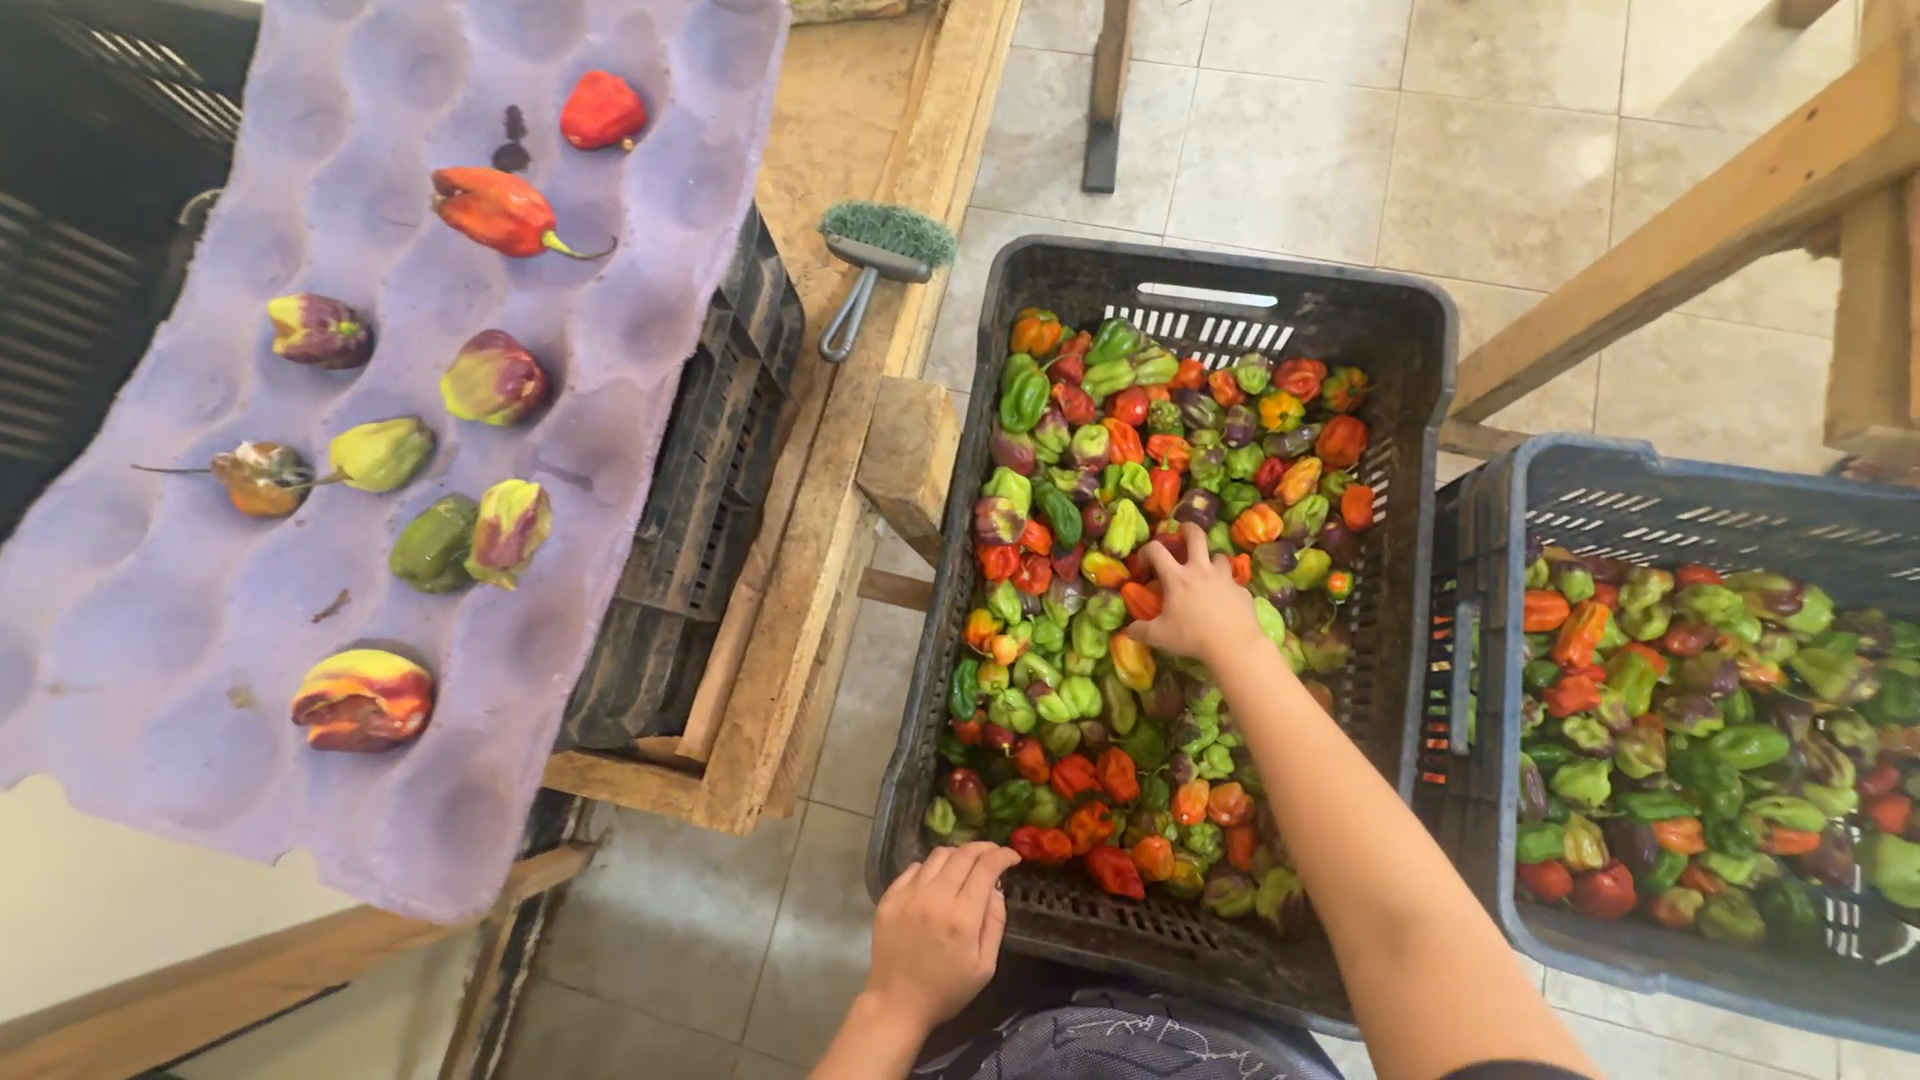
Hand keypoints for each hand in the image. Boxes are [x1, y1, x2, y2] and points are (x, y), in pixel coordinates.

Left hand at [862, 842, 1020, 1034]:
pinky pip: (915, 868)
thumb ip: (995, 923)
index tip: (1012, 857)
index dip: (1002, 855)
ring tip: (965, 865)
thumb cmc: (946, 990)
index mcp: (962, 917)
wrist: (897, 1003)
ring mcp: (909, 894)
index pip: (986, 867)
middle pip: (963, 854)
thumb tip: (996, 889)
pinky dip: (931, 868)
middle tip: (993, 854)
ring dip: (958, 855)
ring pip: (939, 855)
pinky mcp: (890, 897)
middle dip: (984, 848)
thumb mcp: (985, 966)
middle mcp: (935, 897)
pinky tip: (937, 880)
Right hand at [1127, 522, 1262, 665]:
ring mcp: (1224, 578)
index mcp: (1177, 578)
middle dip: (1188, 529)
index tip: (1145, 560)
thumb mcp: (1160, 637)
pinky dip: (1227, 586)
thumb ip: (1141, 631)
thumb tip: (1128, 631)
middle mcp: (1201, 570)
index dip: (1147, 550)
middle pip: (1196, 536)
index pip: (1156, 550)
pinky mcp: (1241, 590)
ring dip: (1211, 560)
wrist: (1234, 645)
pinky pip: (1233, 582)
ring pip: (1219, 556)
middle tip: (1184, 531)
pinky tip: (1224, 599)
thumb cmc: (1192, 637)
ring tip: (1208, 570)